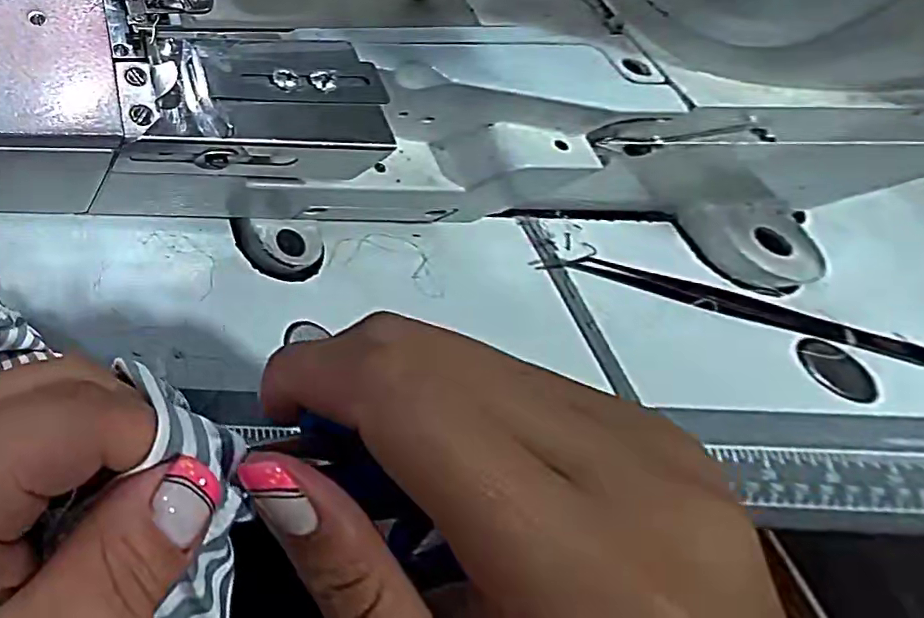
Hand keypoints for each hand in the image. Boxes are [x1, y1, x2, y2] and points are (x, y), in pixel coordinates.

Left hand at [0, 357, 221, 617]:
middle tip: (157, 519)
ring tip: (114, 520)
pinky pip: (34, 407)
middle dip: (132, 433)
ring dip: (106, 436)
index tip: (191, 511)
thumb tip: (195, 482)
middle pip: (72, 381)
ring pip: (58, 385)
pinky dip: (75, 442)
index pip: (86, 410)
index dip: (155, 448)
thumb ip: (115, 569)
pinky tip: (73, 506)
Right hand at [243, 313, 784, 617]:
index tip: (276, 409)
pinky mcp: (648, 432)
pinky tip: (443, 466)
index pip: (403, 388)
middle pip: (419, 348)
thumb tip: (273, 475)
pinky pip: (498, 366)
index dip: (311, 374)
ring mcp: (650, 442)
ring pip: (451, 346)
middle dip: (338, 373)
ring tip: (382, 466)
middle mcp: (633, 473)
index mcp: (592, 558)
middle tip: (315, 442)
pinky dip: (438, 396)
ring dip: (387, 384)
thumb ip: (354, 577)